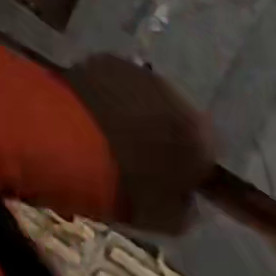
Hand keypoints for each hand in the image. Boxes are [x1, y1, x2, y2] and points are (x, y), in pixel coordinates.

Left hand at [62, 54, 216, 233]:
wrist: (71, 139)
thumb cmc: (122, 186)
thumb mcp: (164, 217)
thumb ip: (183, 206)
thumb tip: (183, 197)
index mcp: (197, 134)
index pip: (204, 150)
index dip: (187, 164)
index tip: (170, 177)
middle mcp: (175, 94)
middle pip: (173, 114)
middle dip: (159, 129)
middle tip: (135, 151)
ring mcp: (138, 71)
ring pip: (143, 93)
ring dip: (132, 107)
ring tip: (107, 128)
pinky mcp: (105, 58)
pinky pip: (113, 78)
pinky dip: (105, 91)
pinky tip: (88, 109)